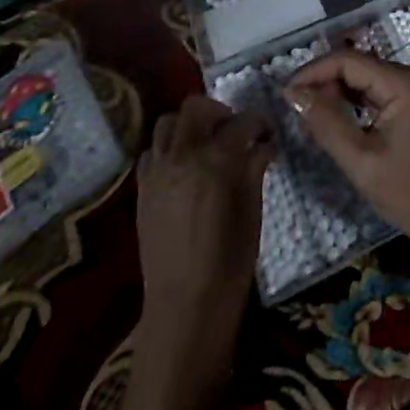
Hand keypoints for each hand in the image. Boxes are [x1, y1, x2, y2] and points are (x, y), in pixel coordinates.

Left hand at [135, 96, 274, 325]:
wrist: (186, 302)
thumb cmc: (230, 261)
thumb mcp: (252, 212)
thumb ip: (254, 170)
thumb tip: (263, 144)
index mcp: (217, 160)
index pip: (242, 123)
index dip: (259, 123)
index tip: (267, 132)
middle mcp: (182, 154)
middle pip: (195, 107)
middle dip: (219, 111)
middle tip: (234, 131)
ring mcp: (157, 168)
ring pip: (167, 122)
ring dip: (189, 126)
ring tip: (205, 145)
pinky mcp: (142, 185)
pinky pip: (152, 151)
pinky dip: (168, 149)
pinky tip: (182, 169)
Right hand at [284, 51, 409, 247]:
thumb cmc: (406, 192)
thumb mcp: (358, 159)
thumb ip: (324, 122)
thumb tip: (291, 93)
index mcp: (402, 84)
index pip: (347, 61)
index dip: (312, 72)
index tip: (285, 95)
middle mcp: (406, 76)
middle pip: (351, 65)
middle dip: (320, 83)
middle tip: (294, 110)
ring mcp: (407, 88)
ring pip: (356, 77)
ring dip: (329, 93)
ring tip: (306, 118)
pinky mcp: (403, 102)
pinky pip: (366, 91)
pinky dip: (344, 102)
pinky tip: (327, 121)